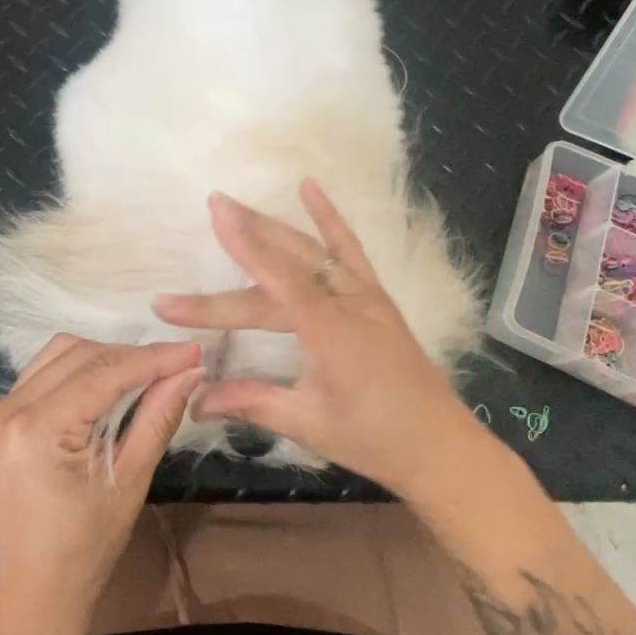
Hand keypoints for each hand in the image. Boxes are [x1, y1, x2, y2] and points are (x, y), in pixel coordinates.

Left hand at [0, 336, 203, 620]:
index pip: (103, 373)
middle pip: (81, 354)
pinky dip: (82, 368)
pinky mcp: (3, 412)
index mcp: (38, 429)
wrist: (33, 583)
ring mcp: (2, 407)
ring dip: (107, 357)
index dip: (152, 358)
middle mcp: (12, 408)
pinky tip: (112, 384)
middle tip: (177, 365)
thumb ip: (157, 419)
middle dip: (132, 356)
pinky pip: (47, 369)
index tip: (193, 351)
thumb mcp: (130, 483)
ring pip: (62, 353)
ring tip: (149, 374)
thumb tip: (190, 372)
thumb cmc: (84, 546)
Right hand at [153, 179, 493, 502]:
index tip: (210, 222)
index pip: (273, 283)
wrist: (442, 447)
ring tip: (235, 203)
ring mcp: (365, 294)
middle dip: (244, 236)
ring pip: (312, 250)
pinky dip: (328, 217)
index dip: (239, 253)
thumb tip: (193, 400)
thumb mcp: (307, 423)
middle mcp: (348, 301)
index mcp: (330, 332)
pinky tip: (309, 187)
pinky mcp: (375, 296)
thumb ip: (249, 401)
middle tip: (209, 207)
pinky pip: (348, 248)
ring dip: (273, 225)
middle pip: (285, 266)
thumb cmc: (374, 439)